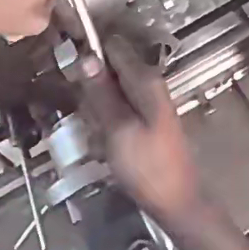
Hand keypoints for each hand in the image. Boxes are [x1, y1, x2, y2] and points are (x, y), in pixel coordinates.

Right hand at [79, 38, 204, 222]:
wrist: (177, 203)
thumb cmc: (147, 167)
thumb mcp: (117, 129)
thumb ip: (101, 92)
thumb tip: (86, 57)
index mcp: (145, 79)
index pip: (113, 46)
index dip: (90, 53)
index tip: (71, 72)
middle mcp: (148, 83)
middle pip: (109, 70)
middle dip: (91, 89)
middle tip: (87, 116)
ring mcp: (148, 102)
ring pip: (109, 92)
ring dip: (96, 110)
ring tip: (96, 135)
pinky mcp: (144, 120)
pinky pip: (116, 110)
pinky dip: (105, 123)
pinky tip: (103, 145)